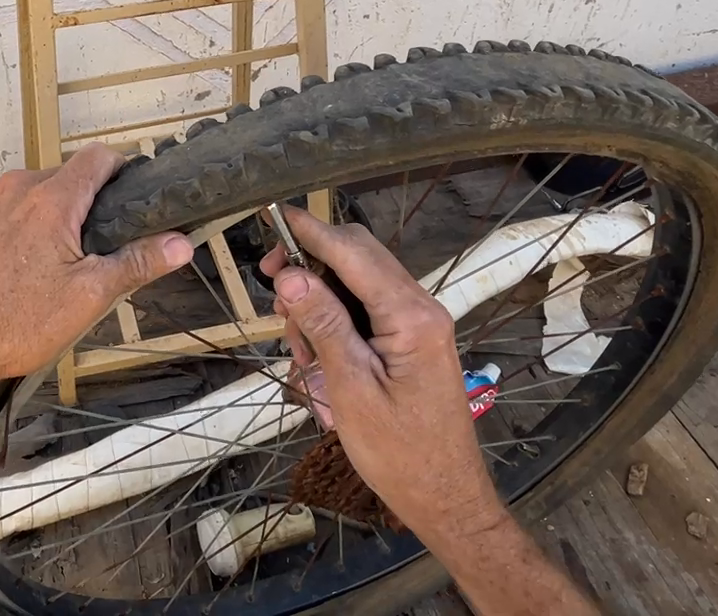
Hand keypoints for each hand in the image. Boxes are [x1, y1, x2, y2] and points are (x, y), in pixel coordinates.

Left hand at [0, 145, 193, 393]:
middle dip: (93, 200)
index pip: (99, 156)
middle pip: (71, 173)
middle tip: (104, 245)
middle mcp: (18, 188)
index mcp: (50, 198)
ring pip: (43, 189)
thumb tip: (181, 244)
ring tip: (67, 259)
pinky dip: (33, 220)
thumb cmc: (17, 325)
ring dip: (62, 211)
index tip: (136, 195)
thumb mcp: (89, 296)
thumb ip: (137, 262)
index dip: (124, 169)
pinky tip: (33, 261)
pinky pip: (16, 204)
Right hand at [259, 207, 504, 542]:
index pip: (352, 251)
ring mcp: (417, 321)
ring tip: (297, 346)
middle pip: (356, 253)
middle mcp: (419, 306)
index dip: (309, 230)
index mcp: (410, 316)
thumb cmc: (399, 454)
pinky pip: (363, 304)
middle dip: (309, 260)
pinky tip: (315, 351)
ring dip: (317, 296)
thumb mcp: (351, 389)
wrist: (447, 502)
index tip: (270, 216)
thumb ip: (323, 324)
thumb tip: (289, 273)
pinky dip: (332, 315)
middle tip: (271, 287)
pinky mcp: (409, 337)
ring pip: (354, 278)